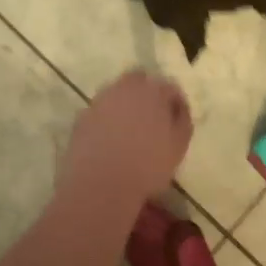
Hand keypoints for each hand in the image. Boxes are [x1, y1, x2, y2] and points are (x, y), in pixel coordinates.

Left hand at [60, 70, 192, 205]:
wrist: (100, 185)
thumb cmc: (147, 167)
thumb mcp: (178, 147)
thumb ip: (182, 122)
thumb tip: (178, 110)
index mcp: (154, 92)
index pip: (169, 87)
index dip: (174, 103)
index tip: (176, 120)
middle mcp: (126, 88)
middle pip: (139, 80)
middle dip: (147, 93)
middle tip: (152, 118)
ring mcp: (101, 100)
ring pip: (117, 93)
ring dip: (125, 104)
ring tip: (129, 130)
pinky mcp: (82, 116)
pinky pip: (100, 111)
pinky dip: (106, 119)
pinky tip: (109, 139)